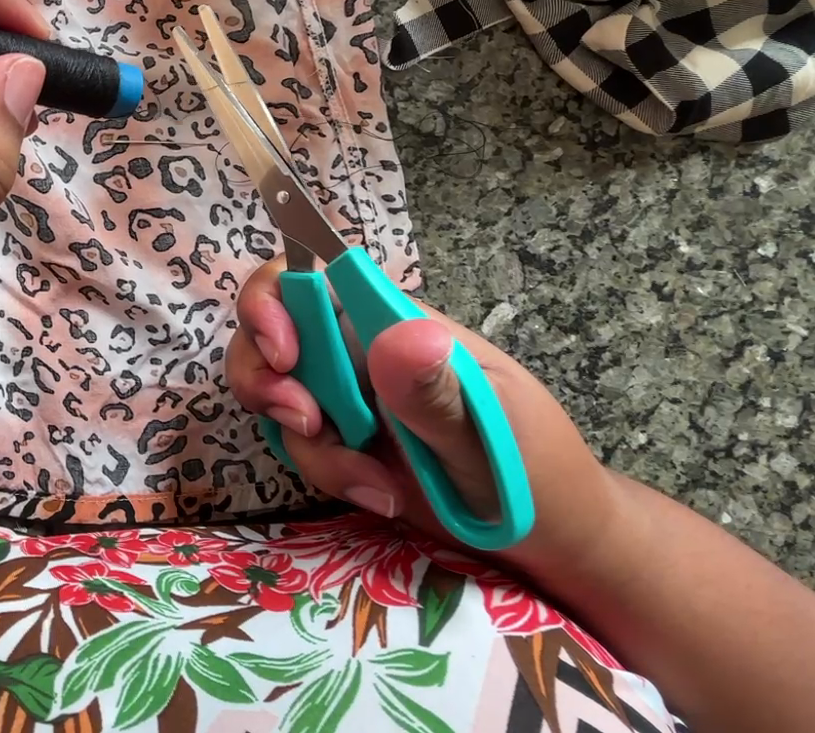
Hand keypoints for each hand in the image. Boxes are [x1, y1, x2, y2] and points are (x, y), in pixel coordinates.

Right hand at [226, 257, 628, 578]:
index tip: (283, 354)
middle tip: (307, 423)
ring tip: (367, 479)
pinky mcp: (333, 437)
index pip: (308, 278)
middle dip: (263, 378)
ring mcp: (339, 392)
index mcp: (389, 322)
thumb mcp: (491, 432)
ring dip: (306, 441)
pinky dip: (324, 471)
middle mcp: (352, 348)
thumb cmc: (534, 468)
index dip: (271, 301)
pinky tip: (376, 493)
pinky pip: (293, 442)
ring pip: (272, 393)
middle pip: (264, 333)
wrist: (550, 536)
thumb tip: (400, 333)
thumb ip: (435, 391)